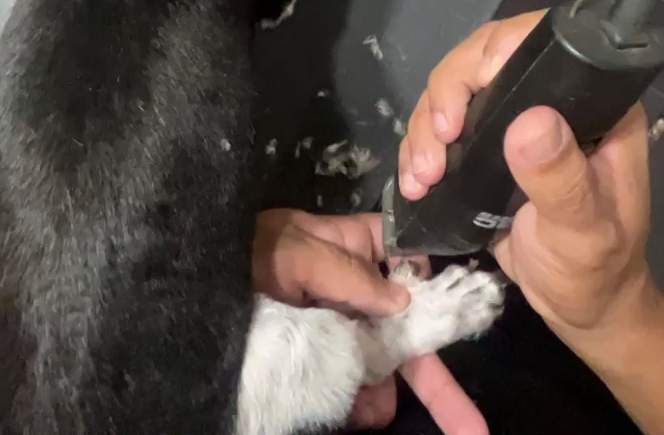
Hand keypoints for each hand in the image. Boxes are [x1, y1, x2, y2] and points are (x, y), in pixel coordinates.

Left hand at [252, 211, 485, 432]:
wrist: (189, 290)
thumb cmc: (244, 254)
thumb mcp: (291, 251)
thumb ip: (346, 271)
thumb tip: (401, 297)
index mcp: (348, 246)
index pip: (403, 252)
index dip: (429, 277)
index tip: (454, 310)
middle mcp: (349, 288)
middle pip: (404, 325)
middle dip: (437, 373)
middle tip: (473, 429)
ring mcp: (333, 328)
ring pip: (380, 366)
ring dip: (389, 393)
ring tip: (381, 415)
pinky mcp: (315, 361)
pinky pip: (348, 389)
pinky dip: (358, 405)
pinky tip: (358, 414)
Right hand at [397, 13, 659, 339]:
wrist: (579, 307)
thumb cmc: (595, 271)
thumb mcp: (584, 233)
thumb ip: (561, 180)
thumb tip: (532, 121)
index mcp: (591, 103)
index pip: (539, 44)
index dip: (494, 52)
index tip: (466, 98)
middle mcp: (549, 97)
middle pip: (479, 61)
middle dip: (445, 98)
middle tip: (436, 145)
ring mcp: (512, 117)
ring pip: (450, 90)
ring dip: (424, 128)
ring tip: (422, 178)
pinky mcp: (483, 141)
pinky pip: (438, 123)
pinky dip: (417, 147)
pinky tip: (414, 181)